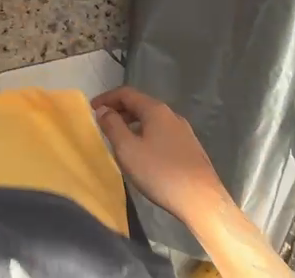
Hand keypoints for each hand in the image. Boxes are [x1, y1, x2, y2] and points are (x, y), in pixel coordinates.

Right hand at [92, 86, 230, 225]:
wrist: (202, 201)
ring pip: (152, 120)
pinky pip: (163, 133)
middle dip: (120, 111)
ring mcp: (184, 132)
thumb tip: (104, 111)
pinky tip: (144, 154)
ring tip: (121, 139)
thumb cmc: (161, 172)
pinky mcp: (191, 149)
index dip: (107, 98)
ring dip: (133, 124)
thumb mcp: (128, 150)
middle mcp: (171, 115)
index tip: (91, 109)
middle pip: (141, 105)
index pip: (126, 93)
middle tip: (104, 123)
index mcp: (155, 110)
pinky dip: (147, 135)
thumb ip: (113, 126)